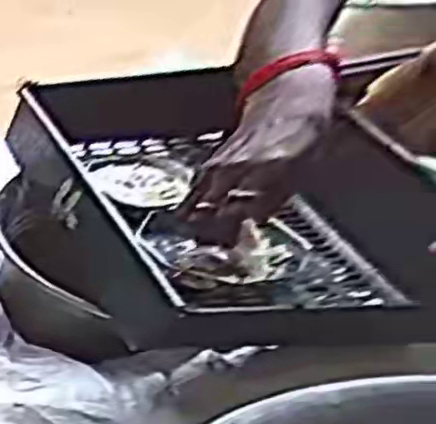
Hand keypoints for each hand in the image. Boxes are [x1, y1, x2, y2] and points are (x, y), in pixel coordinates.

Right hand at [180, 65, 335, 243]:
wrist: (287, 92)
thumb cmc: (305, 124)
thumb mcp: (308, 160)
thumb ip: (278, 193)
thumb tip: (255, 221)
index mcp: (268, 169)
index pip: (242, 213)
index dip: (233, 236)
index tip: (230, 252)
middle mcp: (237, 171)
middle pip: (211, 215)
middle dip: (207, 237)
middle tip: (206, 254)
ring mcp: (216, 169)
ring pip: (194, 209)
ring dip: (195, 227)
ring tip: (196, 240)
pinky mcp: (205, 168)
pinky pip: (192, 196)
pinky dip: (192, 210)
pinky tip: (195, 217)